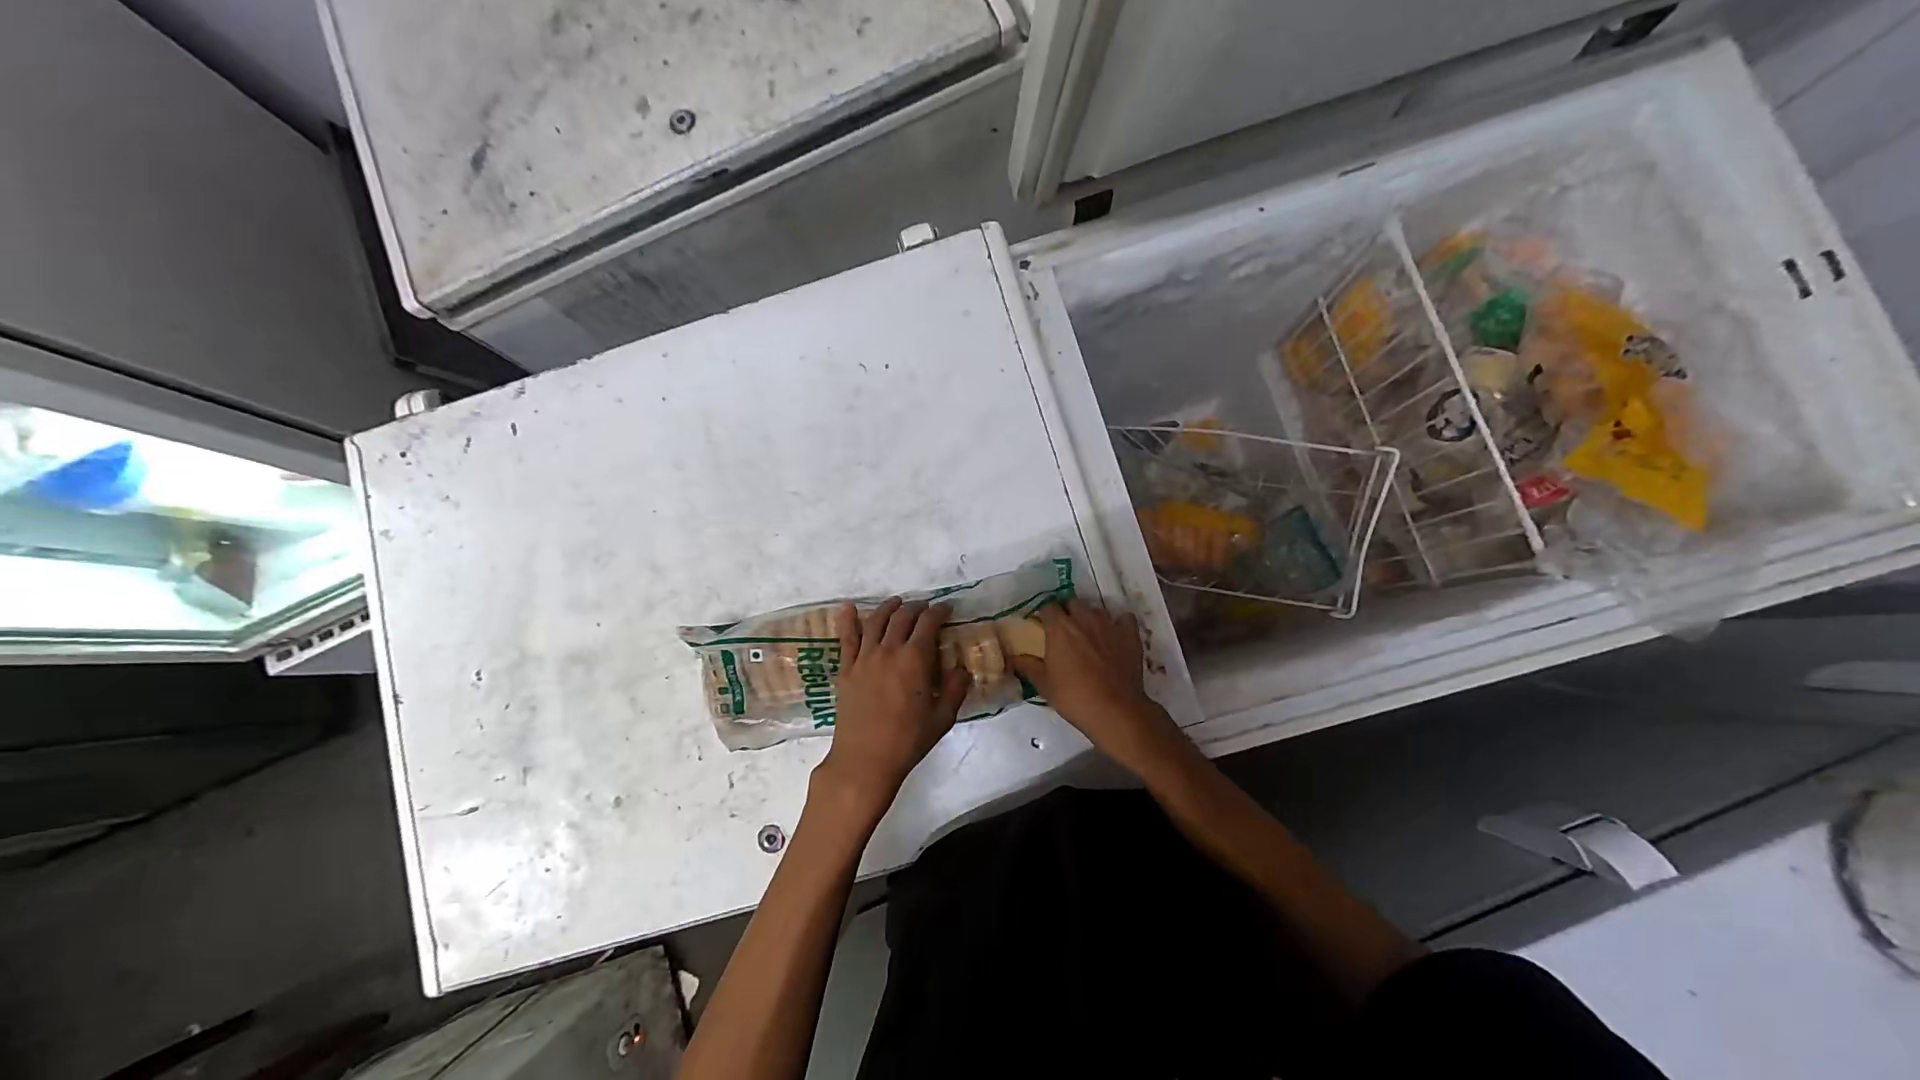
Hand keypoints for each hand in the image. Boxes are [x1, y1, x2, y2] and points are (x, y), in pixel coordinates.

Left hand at [813, 598, 970, 822]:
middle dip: (916, 607)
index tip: (946, 609)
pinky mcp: (846, 669)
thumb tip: (960, 669)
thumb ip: (955, 689)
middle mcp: (889, 649)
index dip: (939, 611)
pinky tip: (848, 608)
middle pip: (903, 617)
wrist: (865, 759)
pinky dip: (848, 620)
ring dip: (888, 608)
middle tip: (924, 608)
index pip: (929, 623)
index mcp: (915, 658)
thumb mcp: (943, 717)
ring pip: (876, 621)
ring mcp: (864, 657)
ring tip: (896, 603)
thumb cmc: (908, 740)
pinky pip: (847, 638)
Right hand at [1009, 599, 1186, 778]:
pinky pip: (1124, 619)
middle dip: (1067, 613)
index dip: (1045, 616)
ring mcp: (1109, 624)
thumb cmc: (1074, 697)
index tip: (1043, 628)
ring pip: (1096, 610)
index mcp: (1059, 627)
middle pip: (1072, 603)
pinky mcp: (1130, 634)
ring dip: (1090, 618)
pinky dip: (1118, 624)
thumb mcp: (1044, 684)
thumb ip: (1028, 666)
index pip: (1047, 607)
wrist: (1115, 710)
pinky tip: (1115, 636)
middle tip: (1065, 633)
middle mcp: (1084, 618)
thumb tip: (1013, 658)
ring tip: (1089, 637)